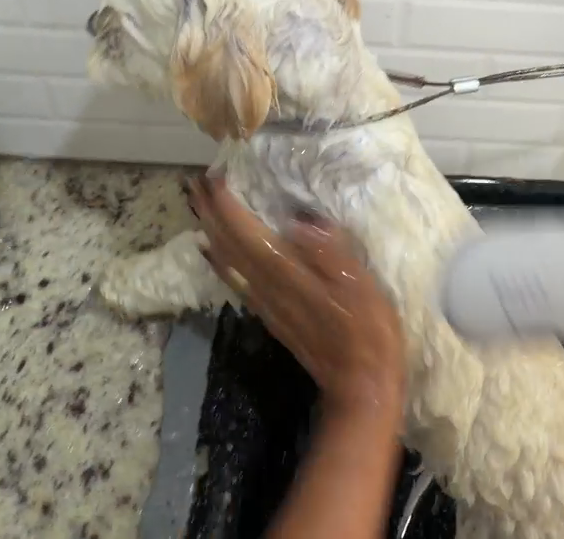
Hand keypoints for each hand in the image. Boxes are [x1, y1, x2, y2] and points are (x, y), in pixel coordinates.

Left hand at [187, 170, 404, 420]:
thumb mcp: (361, 286)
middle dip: (211, 214)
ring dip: (211, 232)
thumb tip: (302, 222)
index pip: (247, 234)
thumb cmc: (368, 331)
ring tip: (199, 208)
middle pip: (229, 246)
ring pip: (228, 262)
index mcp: (288, 274)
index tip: (213, 178)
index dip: (228, 206)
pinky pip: (236, 280)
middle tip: (194, 184)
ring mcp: (267, 304)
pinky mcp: (272, 315)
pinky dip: (220, 261)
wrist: (361, 385)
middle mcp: (269, 287)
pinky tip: (213, 254)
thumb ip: (331, 253)